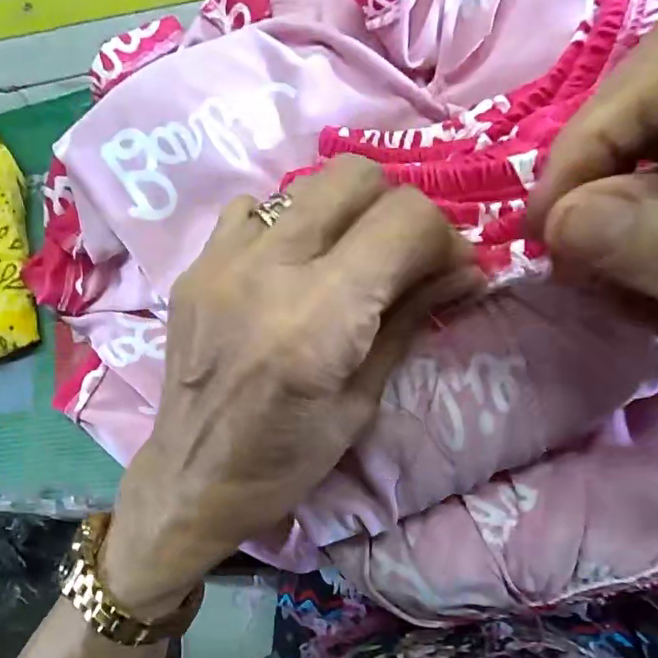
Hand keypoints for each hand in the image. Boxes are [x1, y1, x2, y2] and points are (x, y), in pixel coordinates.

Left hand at [102, 156, 483, 615]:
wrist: (193, 481)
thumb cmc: (284, 462)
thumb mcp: (360, 403)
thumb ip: (409, 321)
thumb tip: (465, 269)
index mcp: (318, 318)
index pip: (404, 219)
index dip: (442, 237)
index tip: (447, 271)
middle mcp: (266, 272)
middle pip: (354, 177)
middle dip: (393, 210)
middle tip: (397, 260)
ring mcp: (221, 264)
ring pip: (303, 185)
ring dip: (340, 213)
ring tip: (342, 262)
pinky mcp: (193, 270)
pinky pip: (249, 212)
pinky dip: (282, 226)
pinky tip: (284, 269)